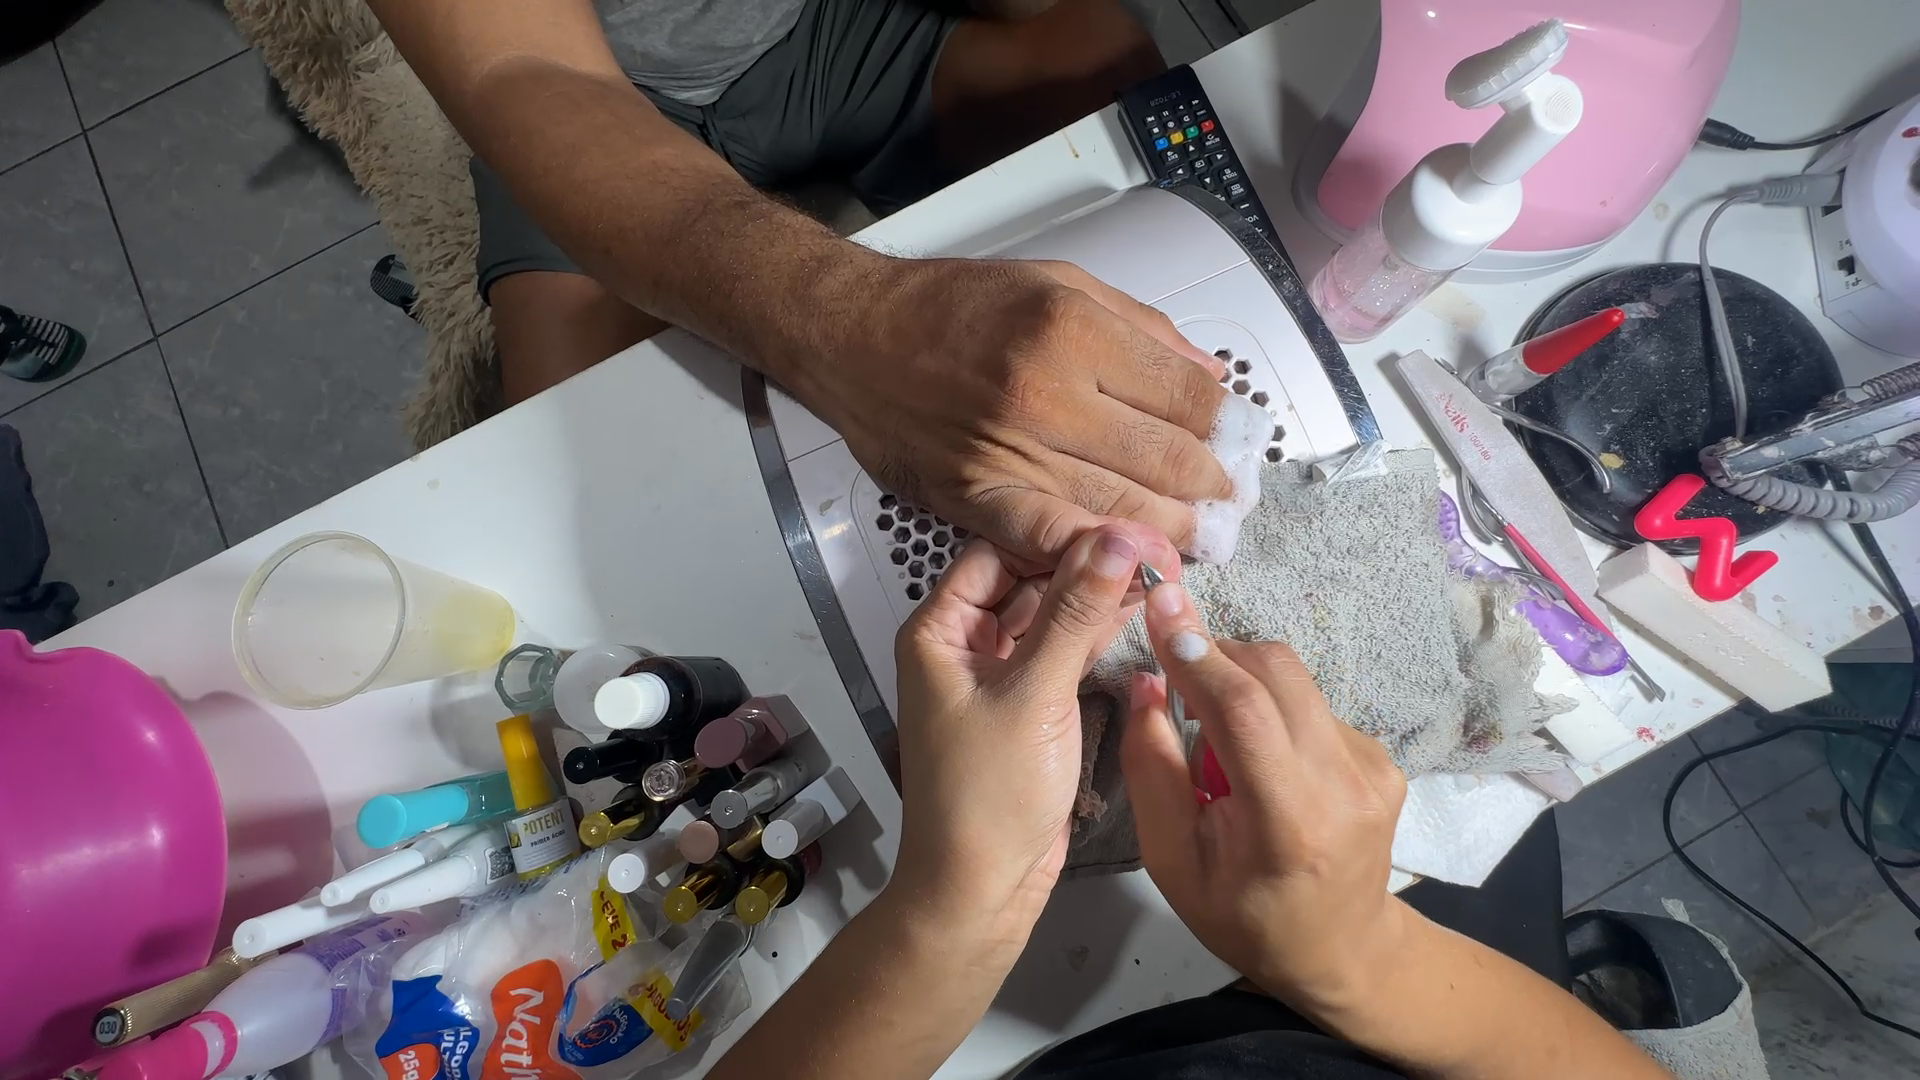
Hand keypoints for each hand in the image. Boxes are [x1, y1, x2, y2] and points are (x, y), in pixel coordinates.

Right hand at [794, 256, 1230, 569]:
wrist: (854, 338)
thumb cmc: (948, 308)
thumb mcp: (1055, 282)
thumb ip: (1138, 327)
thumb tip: (1203, 374)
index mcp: (1072, 330)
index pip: (1184, 395)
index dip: (1224, 426)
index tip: (1237, 440)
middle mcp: (1042, 394)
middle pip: (1162, 458)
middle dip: (1210, 486)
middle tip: (1230, 500)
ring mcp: (1006, 452)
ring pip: (1118, 505)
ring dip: (1173, 529)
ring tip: (1201, 536)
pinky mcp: (973, 496)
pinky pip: (1049, 536)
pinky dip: (1097, 552)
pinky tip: (1135, 560)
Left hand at [891, 523, 1176, 937]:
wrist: (982, 889)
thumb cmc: (990, 789)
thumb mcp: (1033, 693)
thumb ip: (1075, 612)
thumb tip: (1119, 538)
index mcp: (940, 627)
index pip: (999, 553)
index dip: (1058, 534)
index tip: (1123, 524)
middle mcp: (964, 639)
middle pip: (1027, 579)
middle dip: (1085, 563)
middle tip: (1153, 546)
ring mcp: (998, 670)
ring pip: (1049, 612)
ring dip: (1096, 595)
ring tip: (1158, 569)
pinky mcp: (1028, 698)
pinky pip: (1060, 648)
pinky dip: (1095, 630)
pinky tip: (1137, 607)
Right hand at [1120, 580, 1411, 1017]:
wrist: (1345, 950)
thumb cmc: (1242, 914)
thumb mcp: (1170, 856)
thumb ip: (1152, 766)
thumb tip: (1146, 681)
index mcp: (1288, 822)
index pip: (1244, 712)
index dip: (1199, 654)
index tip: (1161, 604)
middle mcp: (1345, 783)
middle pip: (1275, 673)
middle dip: (1214, 652)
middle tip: (1176, 672)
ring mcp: (1373, 765)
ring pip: (1292, 676)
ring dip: (1239, 677)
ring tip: (1217, 732)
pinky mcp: (1383, 756)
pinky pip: (1308, 698)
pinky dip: (1268, 703)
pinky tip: (1258, 749)